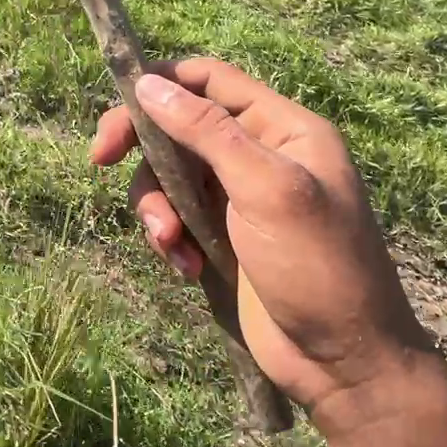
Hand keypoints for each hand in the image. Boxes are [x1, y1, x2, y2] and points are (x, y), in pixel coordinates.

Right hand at [89, 60, 446, 446]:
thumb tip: (146, 82)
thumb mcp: (265, 189)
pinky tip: (183, 262)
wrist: (346, 368)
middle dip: (138, 144)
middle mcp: (258, 152)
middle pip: (176, 122)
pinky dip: (167, 233)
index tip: (118, 104)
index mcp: (283, 129)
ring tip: (168, 240)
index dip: (161, 80)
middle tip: (100, 158)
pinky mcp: (219, 229)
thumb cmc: (319, 268)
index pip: (209, 78)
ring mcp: (236, 193)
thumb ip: (205, 130)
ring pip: (165, 171)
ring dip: (154, 204)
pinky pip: (171, 210)